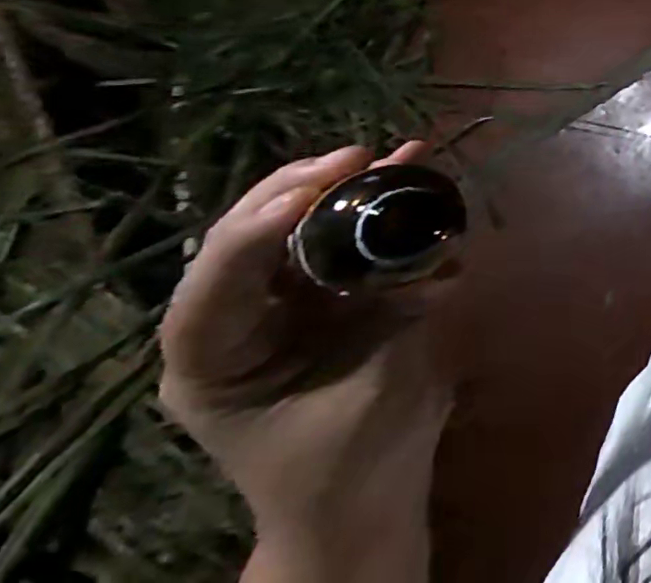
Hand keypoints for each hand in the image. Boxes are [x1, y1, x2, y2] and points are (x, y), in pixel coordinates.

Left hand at [158, 143, 454, 579]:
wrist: (367, 496)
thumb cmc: (351, 462)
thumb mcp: (367, 393)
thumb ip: (391, 318)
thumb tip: (438, 259)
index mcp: (214, 362)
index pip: (212, 286)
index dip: (253, 235)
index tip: (313, 191)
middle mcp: (243, 322)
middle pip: (249, 241)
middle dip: (300, 190)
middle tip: (357, 155)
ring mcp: (288, 308)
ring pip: (300, 232)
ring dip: (346, 190)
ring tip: (393, 155)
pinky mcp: (334, 301)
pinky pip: (349, 245)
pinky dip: (382, 214)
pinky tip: (415, 185)